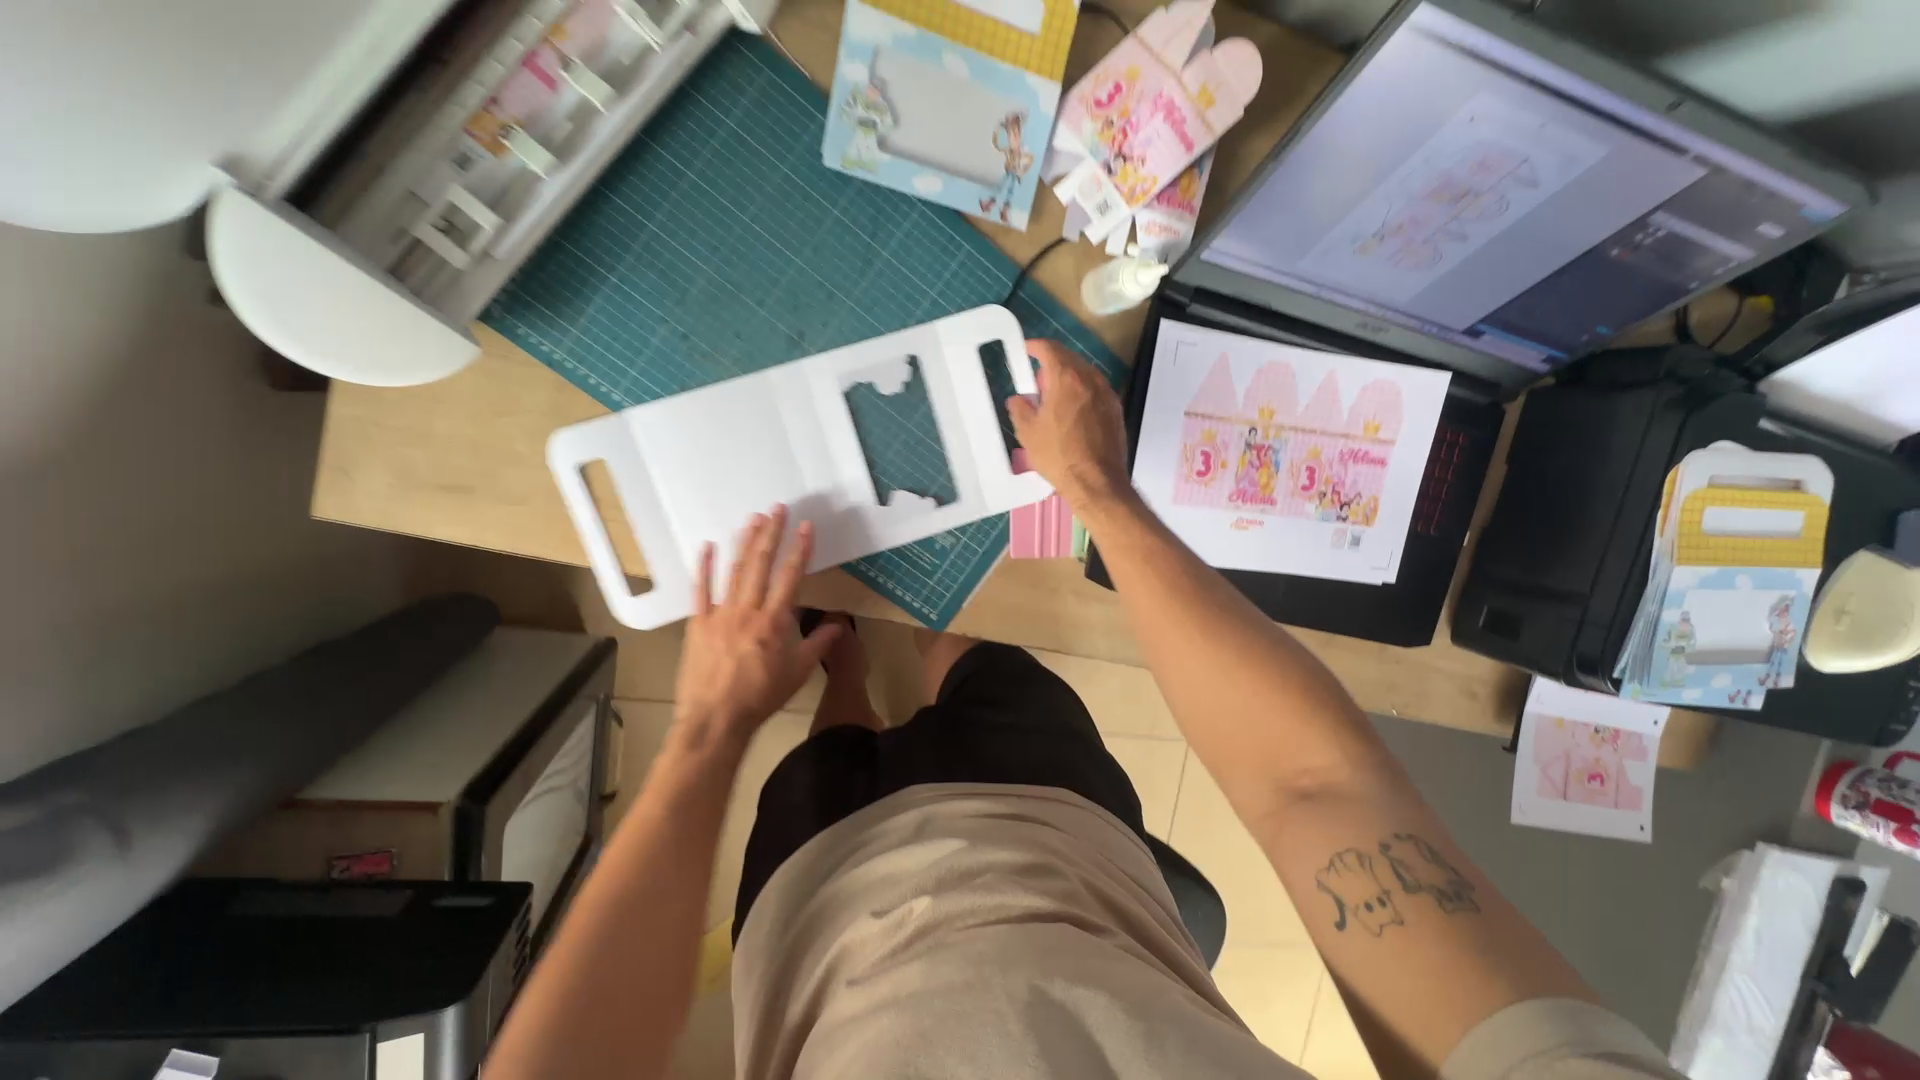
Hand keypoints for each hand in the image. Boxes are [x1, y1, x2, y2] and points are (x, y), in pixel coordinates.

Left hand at [673, 505, 840, 740]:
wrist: (716, 719)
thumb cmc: (761, 698)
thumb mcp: (798, 674)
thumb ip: (818, 646)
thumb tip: (839, 625)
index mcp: (775, 622)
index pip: (790, 577)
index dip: (800, 549)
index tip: (806, 526)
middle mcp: (748, 611)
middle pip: (761, 565)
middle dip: (771, 534)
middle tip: (777, 508)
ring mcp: (720, 615)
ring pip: (734, 572)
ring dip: (745, 543)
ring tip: (753, 518)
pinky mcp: (697, 624)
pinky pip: (700, 591)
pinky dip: (704, 568)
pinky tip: (709, 546)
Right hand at [1006, 339, 1132, 509]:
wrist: (1097, 482)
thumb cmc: (1059, 456)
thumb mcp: (1028, 433)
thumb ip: (1020, 409)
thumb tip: (1018, 399)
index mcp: (1066, 378)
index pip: (1050, 349)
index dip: (1035, 346)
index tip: (1027, 349)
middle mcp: (1090, 379)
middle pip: (1070, 358)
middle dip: (1052, 363)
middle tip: (1038, 379)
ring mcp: (1107, 394)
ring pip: (1085, 373)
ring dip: (1068, 377)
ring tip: (1054, 397)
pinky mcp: (1116, 410)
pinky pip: (1096, 390)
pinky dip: (1082, 391)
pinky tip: (1073, 411)